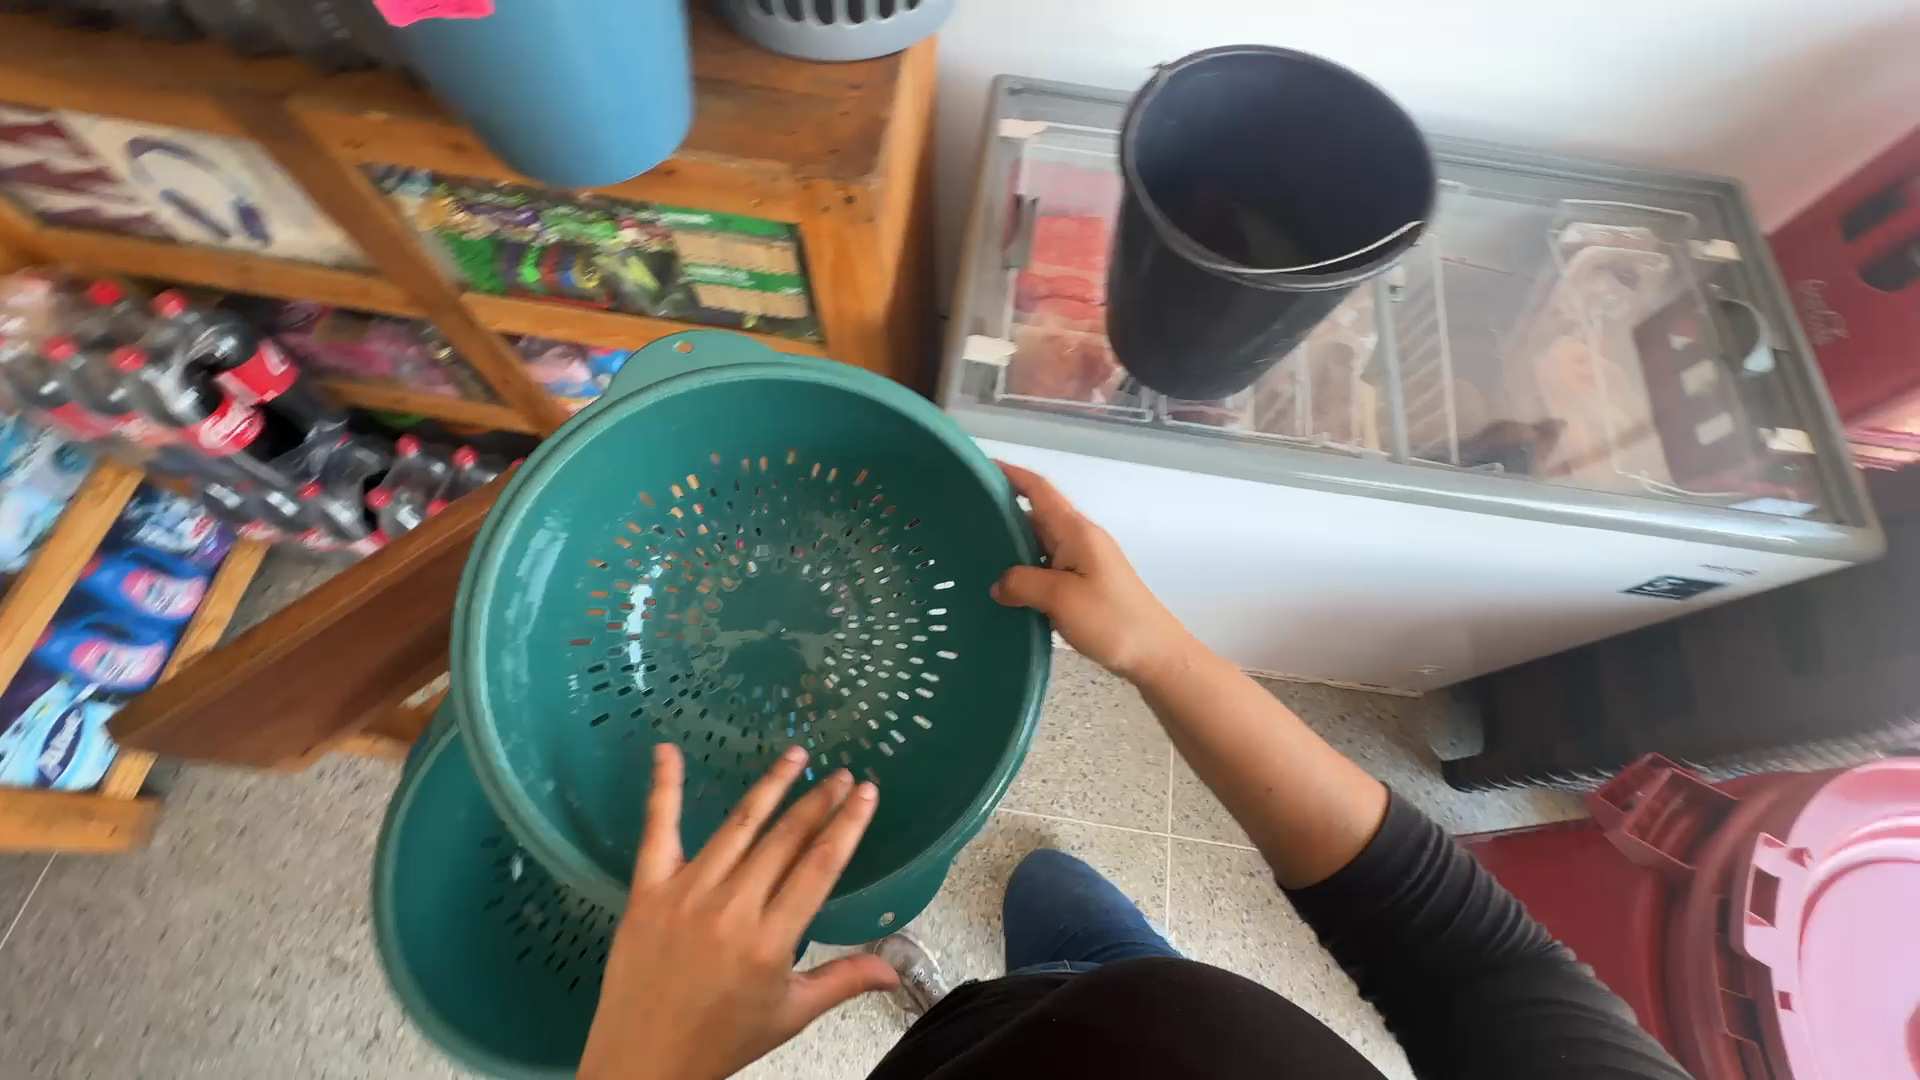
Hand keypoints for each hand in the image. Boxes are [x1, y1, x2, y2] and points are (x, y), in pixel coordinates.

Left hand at [579, 744, 896, 1079]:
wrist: (640, 1068)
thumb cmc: (722, 1040)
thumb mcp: (790, 1015)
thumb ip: (844, 979)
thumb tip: (898, 969)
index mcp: (770, 941)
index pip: (820, 865)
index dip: (848, 824)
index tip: (867, 791)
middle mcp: (732, 908)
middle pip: (786, 838)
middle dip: (819, 800)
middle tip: (842, 773)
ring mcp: (687, 894)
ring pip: (740, 825)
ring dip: (772, 785)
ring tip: (798, 756)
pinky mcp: (648, 890)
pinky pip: (658, 830)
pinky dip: (663, 788)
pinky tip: (668, 750)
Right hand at [992, 462, 1194, 681]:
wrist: (1155, 656)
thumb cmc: (1112, 620)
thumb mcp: (1060, 599)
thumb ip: (1021, 583)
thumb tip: (998, 584)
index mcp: (1076, 531)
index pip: (1039, 490)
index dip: (1010, 475)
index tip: (981, 468)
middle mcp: (1079, 540)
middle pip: (1036, 516)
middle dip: (1002, 513)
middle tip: (964, 520)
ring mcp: (1083, 563)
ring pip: (1039, 545)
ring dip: (1011, 547)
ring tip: (975, 554)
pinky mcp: (1083, 586)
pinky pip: (1046, 568)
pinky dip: (1023, 572)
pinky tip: (1004, 587)